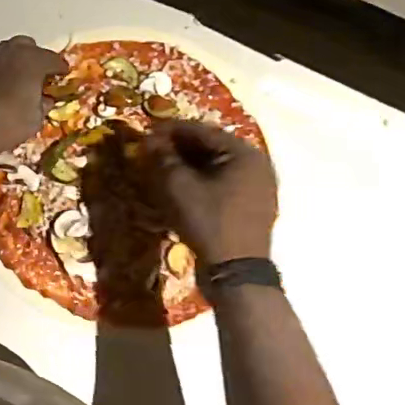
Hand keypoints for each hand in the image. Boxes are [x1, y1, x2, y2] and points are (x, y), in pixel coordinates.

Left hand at [0, 36, 65, 159]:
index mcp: (30, 60)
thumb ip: (41, 105)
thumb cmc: (2, 127)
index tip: (61, 75)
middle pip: (25, 46)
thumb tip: (44, 100)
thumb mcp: (32, 121)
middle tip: (32, 78)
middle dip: (31, 59)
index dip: (58, 68)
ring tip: (3, 87)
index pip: (52, 59)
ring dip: (5, 66)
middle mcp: (5, 50)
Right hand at [139, 121, 276, 263]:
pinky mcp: (252, 207)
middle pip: (211, 147)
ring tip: (162, 168)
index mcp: (245, 153)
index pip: (202, 131)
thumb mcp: (180, 187)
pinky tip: (181, 187)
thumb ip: (164, 157)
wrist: (236, 274)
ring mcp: (258, 188)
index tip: (146, 133)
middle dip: (179, 148)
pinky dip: (202, 182)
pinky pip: (224, 184)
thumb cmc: (210, 222)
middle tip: (153, 151)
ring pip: (217, 167)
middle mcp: (257, 165)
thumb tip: (149, 139)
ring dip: (189, 165)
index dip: (170, 130)